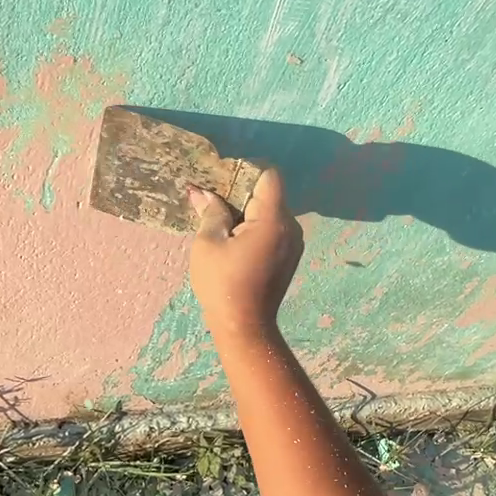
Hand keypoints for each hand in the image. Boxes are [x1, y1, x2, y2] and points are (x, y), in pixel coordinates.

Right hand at [188, 168, 303, 344]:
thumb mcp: (208, 244)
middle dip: (241, 191)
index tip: (222, 177)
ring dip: (247, 210)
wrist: (244, 326)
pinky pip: (273, 229)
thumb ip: (210, 212)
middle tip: (213, 199)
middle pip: (269, 193)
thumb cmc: (222, 284)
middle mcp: (291, 226)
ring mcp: (293, 243)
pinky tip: (234, 239)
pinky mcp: (289, 256)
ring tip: (220, 221)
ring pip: (271, 211)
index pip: (269, 175)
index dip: (246, 169)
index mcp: (272, 219)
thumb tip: (201, 192)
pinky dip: (255, 226)